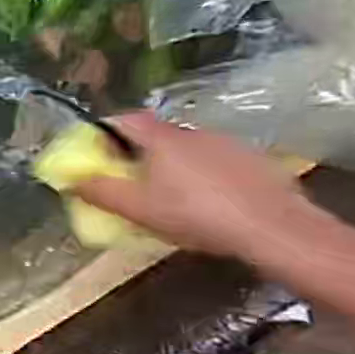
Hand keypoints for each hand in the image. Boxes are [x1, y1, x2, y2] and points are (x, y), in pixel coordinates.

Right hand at [74, 112, 324, 261]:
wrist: (283, 233)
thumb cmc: (198, 215)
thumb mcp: (137, 209)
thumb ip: (98, 192)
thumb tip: (71, 180)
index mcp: (162, 139)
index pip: (123, 119)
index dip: (104, 132)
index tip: (96, 154)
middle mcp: (195, 133)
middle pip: (156, 136)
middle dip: (139, 153)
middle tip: (131, 180)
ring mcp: (233, 147)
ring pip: (190, 150)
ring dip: (175, 166)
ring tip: (173, 196)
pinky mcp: (262, 165)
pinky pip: (220, 164)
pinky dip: (208, 177)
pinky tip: (211, 204)